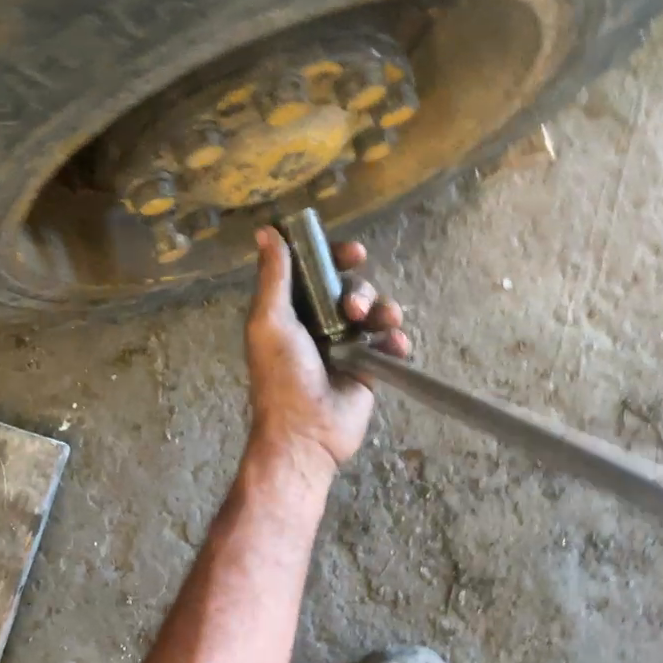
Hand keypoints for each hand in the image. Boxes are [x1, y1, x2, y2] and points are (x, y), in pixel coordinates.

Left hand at [245, 227, 409, 469]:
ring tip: (377, 324)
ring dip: (382, 310)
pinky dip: (396, 340)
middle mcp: (318, 324)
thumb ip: (274, 277)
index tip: (352, 253)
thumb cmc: (281, 376)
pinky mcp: (368, 367)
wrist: (306, 431)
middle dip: (360, 289)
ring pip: (374, 311)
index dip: (334, 258)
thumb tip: (266, 231)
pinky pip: (390, 342)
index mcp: (290, 311)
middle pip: (350, 288)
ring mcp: (346, 346)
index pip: (316, 272)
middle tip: (356, 305)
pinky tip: (394, 346)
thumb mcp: (269, 321)